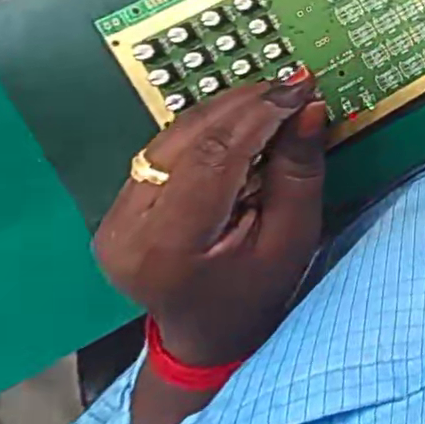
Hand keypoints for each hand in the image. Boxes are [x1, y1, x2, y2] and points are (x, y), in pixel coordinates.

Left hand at [94, 73, 327, 366]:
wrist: (207, 337)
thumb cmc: (257, 295)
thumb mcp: (292, 239)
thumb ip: (298, 171)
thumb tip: (309, 108)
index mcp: (168, 246)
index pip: (214, 155)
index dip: (260, 114)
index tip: (301, 89)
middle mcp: (126, 224)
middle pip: (188, 137)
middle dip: (246, 104)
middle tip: (292, 86)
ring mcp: (115, 212)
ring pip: (174, 133)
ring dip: (228, 109)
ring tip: (274, 97)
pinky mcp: (120, 202)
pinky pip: (168, 146)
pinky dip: (211, 126)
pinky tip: (245, 119)